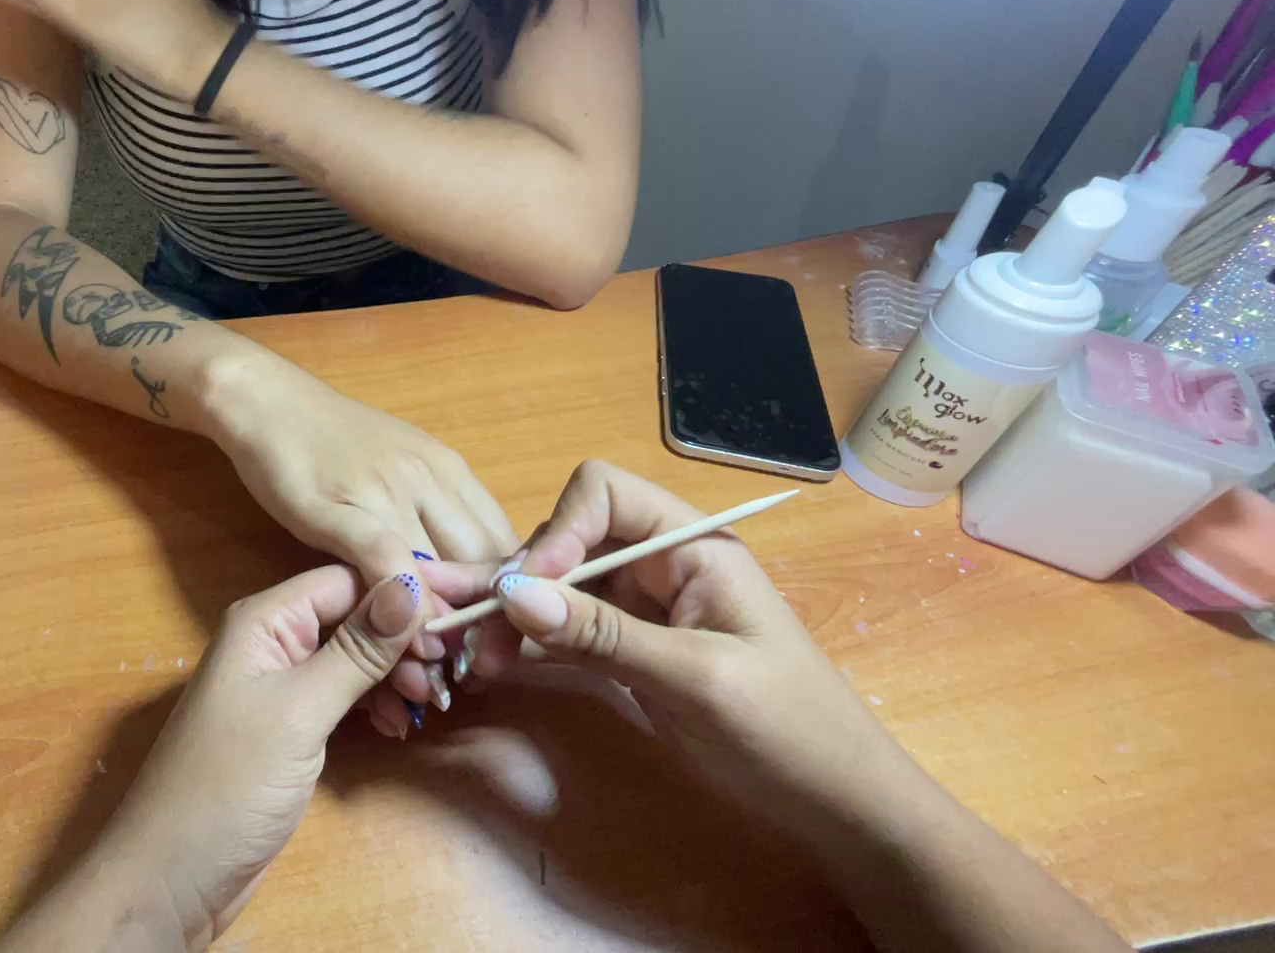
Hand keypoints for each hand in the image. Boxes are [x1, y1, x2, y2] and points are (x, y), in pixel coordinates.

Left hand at [84, 567, 427, 947]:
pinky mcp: (292, 721)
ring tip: (427, 701)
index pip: (346, 577)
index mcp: (266, 618)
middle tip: (444, 669)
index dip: (400, 591)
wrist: (175, 875)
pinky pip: (345, 693)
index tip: (450, 620)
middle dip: (401, 637)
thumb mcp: (301, 710)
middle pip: (353, 614)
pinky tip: (399, 725)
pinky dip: (376, 703)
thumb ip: (357, 649)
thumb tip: (409, 584)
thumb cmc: (230, 782)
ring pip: (353, 655)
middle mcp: (274, 639)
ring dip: (394, 672)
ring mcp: (282, 682)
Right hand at [207, 357, 518, 737]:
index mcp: (451, 472)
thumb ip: (430, 517)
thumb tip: (457, 578)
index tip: (500, 644)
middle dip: (486, 625)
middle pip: (484, 562)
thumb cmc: (331, 438)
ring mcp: (388, 491)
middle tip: (476, 675)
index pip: (504, 543)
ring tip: (441, 680)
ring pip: (441, 571)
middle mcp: (432, 480)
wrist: (268, 400)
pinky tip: (401, 640)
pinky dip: (403, 605)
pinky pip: (387, 561)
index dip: (510, 600)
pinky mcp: (340, 507)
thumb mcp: (396, 470)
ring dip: (445, 631)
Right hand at [423, 460, 927, 842]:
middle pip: (565, 541)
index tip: (527, 586)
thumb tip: (512, 594)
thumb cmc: (792, 733)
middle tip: (469, 628)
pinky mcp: (621, 648)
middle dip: (517, 579)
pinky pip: (560, 629)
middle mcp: (654, 563)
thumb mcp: (697, 679)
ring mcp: (636, 607)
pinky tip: (490, 663)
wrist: (841, 813)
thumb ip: (603, 634)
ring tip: (467, 652)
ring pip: (552, 587)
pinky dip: (523, 642)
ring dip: (508, 614)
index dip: (558, 530)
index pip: (603, 495)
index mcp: (689, 545)